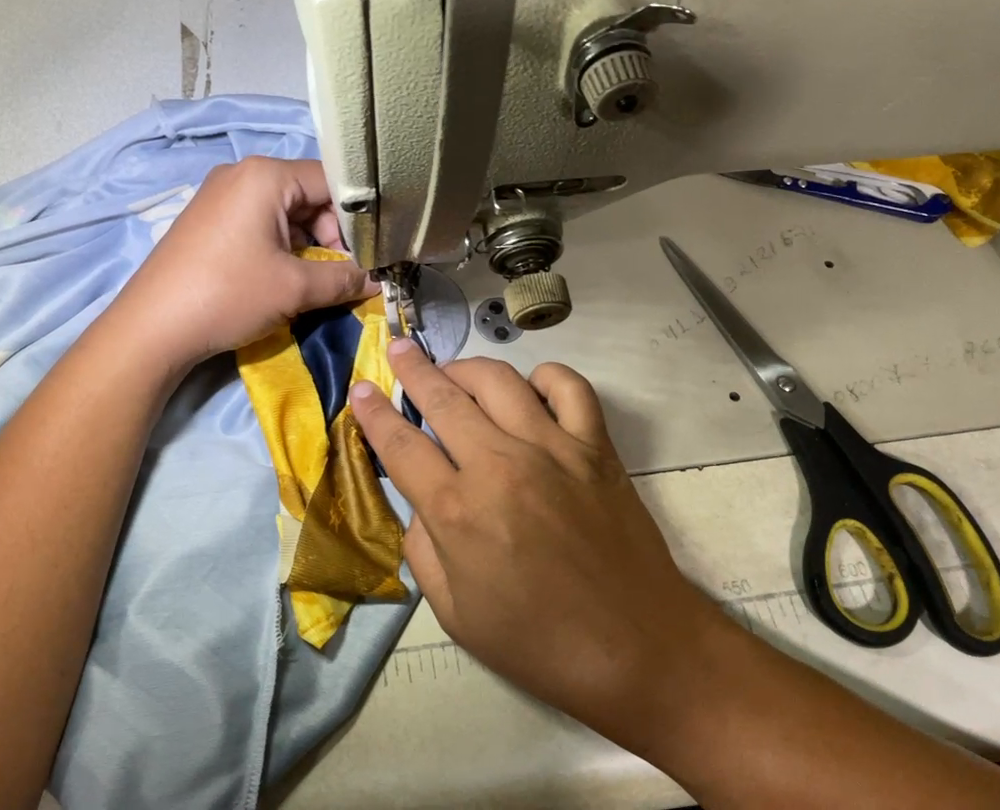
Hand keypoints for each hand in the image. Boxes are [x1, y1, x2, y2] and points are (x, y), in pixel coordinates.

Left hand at [106, 157, 374, 370]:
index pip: (332, 180)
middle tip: (345, 272)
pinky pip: (260, 223)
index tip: (374, 250)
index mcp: (265, 175)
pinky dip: (281, 247)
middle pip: (309, 195)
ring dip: (309, 245)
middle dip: (333, 234)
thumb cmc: (228, 295)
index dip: (359, 215)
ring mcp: (221, 196)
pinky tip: (285, 279)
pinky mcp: (209, 220)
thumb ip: (344, 279)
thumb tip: (378, 280)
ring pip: (286, 212)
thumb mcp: (295, 288)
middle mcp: (242, 174)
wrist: (151, 328)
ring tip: (316, 282)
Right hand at [350, 342, 724, 751]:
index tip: (361, 389)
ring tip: (452, 371)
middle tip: (399, 349)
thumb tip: (420, 504)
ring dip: (466, 367)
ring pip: (498, 380)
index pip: (400, 445)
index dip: (373, 413)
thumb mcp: (455, 615)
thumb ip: (423, 551)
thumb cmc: (539, 644)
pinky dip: (545, 376)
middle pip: (443, 397)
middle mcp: (499, 465)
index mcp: (457, 511)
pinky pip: (569, 387)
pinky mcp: (596, 447)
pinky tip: (529, 388)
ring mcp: (553, 449)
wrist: (638, 651)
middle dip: (413, 368)